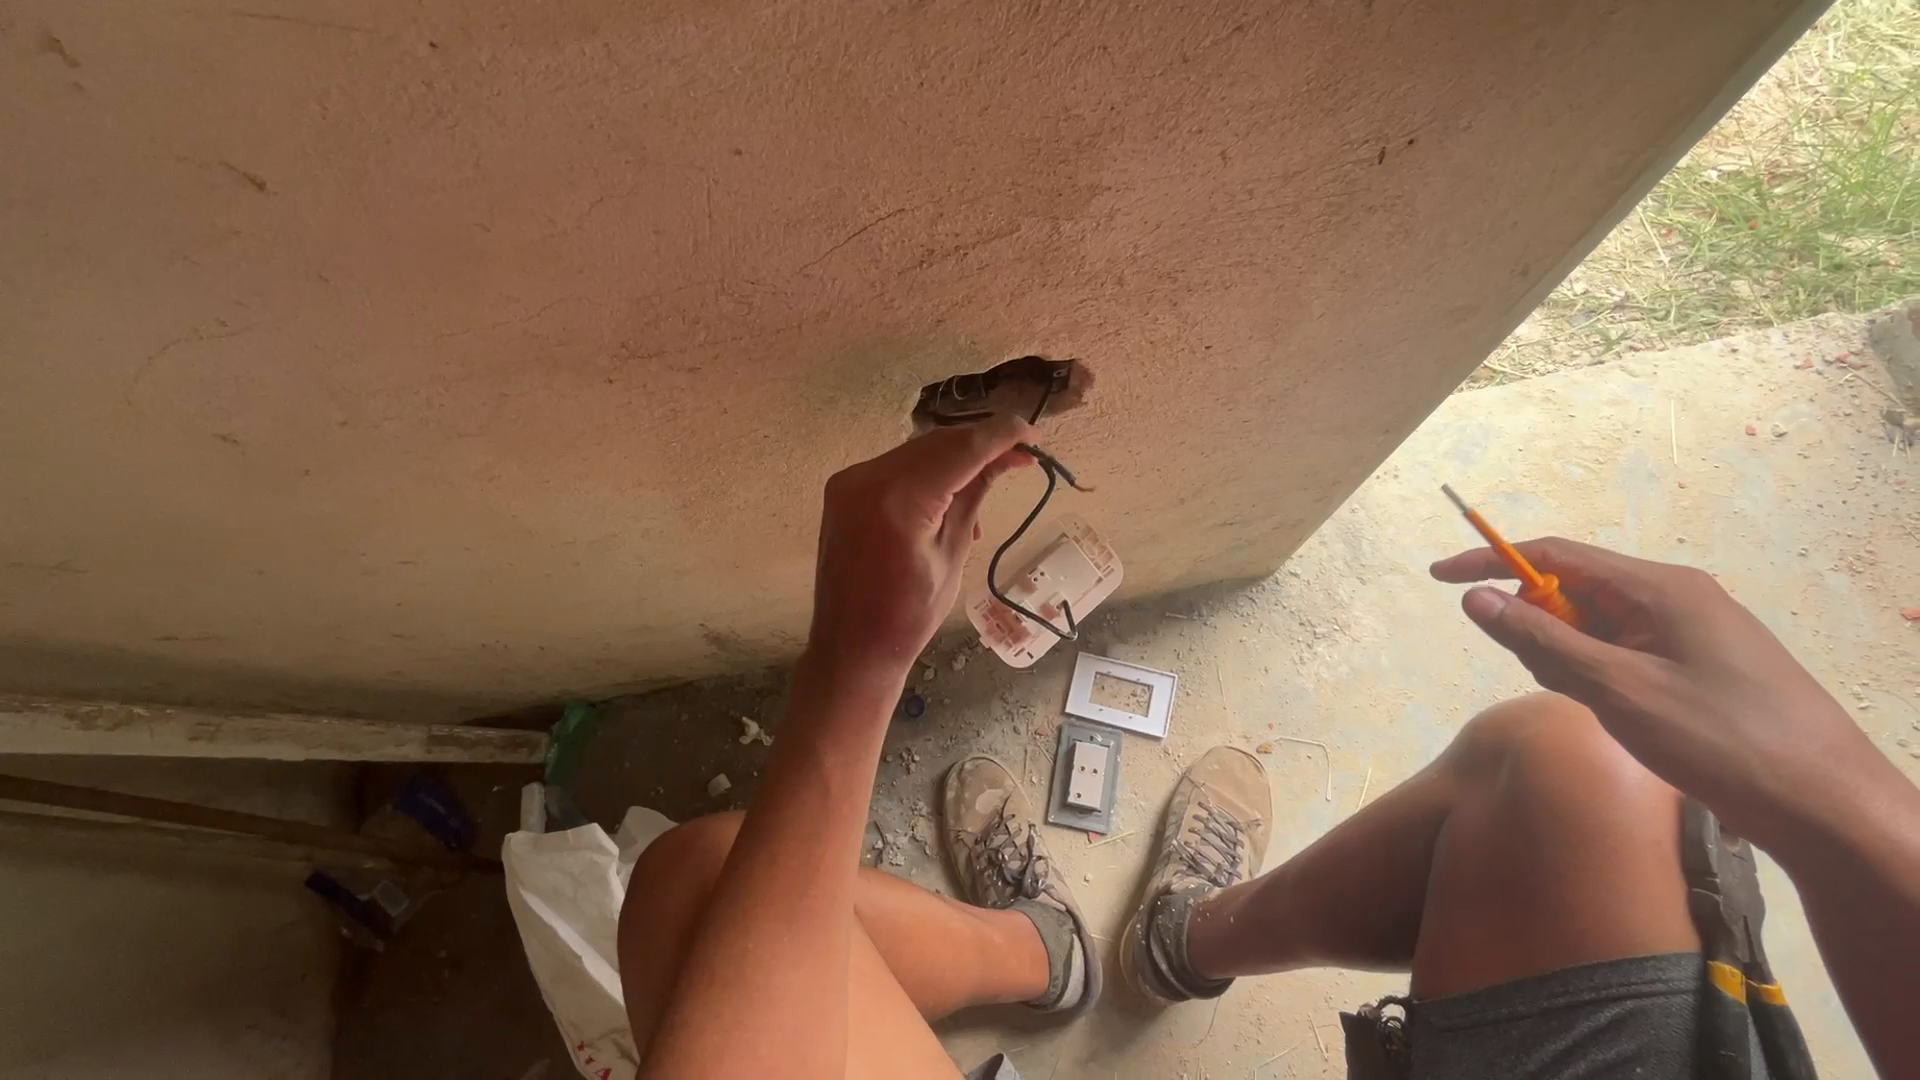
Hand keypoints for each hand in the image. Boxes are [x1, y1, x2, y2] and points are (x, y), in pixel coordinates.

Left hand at [805, 414, 1032, 687]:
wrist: (850, 647)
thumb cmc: (908, 617)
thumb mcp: (953, 554)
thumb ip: (974, 497)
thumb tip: (1006, 458)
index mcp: (899, 500)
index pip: (961, 450)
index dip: (1000, 436)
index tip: (1032, 432)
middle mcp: (868, 479)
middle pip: (937, 443)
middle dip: (980, 444)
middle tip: (1020, 455)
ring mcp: (850, 482)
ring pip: (916, 451)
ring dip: (955, 457)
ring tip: (991, 475)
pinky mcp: (844, 490)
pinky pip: (896, 467)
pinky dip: (927, 472)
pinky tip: (950, 494)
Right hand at [1431, 538, 1885, 849]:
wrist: (1830, 809)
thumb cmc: (1720, 738)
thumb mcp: (1616, 688)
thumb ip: (1539, 639)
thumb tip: (1475, 597)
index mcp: (1659, 589)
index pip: (1555, 556)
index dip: (1491, 562)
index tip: (1441, 577)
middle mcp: (1673, 599)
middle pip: (1573, 589)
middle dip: (1538, 623)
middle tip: (1542, 671)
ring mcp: (1686, 632)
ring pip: (1593, 625)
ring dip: (1568, 655)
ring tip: (1592, 701)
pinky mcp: (1693, 664)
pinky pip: (1618, 650)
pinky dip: (1594, 671)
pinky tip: (1611, 707)